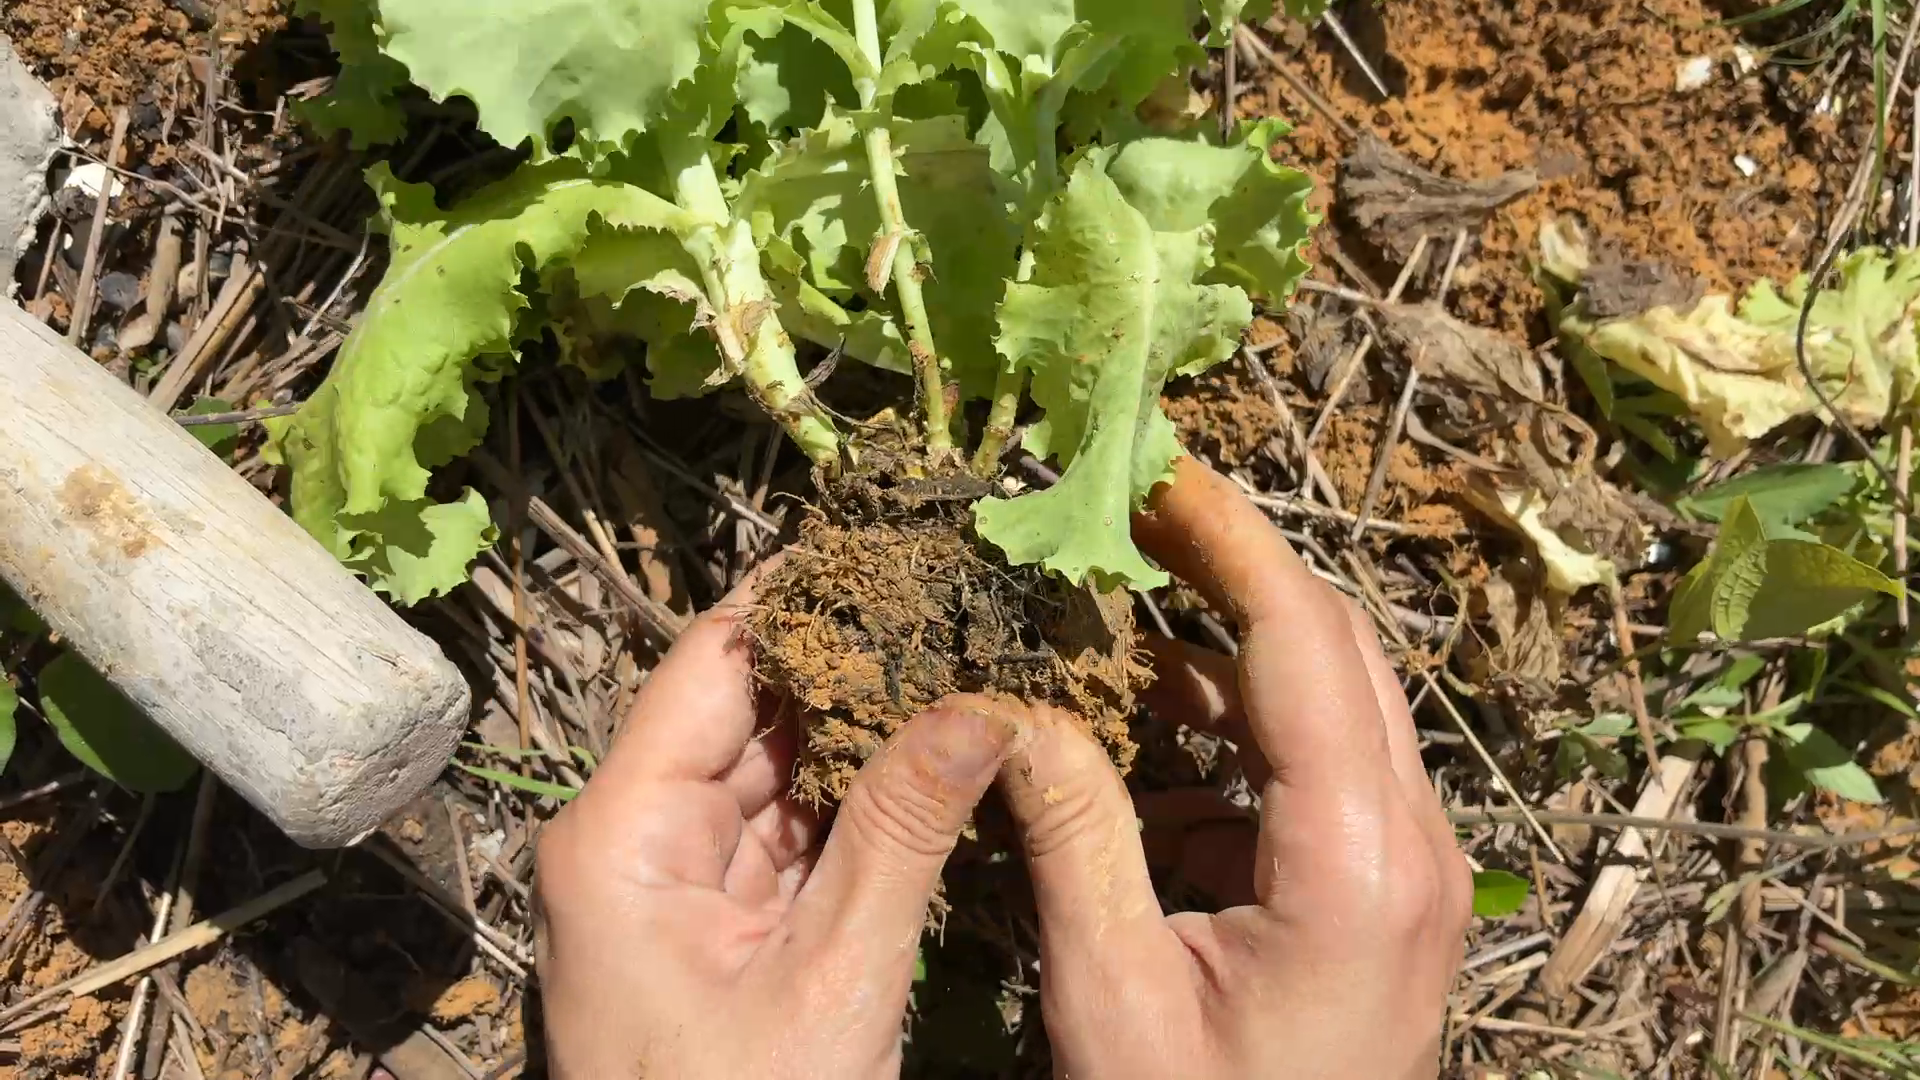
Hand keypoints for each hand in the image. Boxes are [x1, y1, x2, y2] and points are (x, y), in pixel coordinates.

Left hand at [533, 569, 1024, 1077]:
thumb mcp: (834, 977)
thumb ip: (904, 829)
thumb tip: (983, 706)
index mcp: (627, 829)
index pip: (709, 665)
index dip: (785, 599)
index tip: (859, 547)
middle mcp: (646, 828)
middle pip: (747, 704)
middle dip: (838, 655)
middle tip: (925, 599)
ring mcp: (688, 864)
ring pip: (778, 756)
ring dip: (854, 716)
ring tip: (937, 654)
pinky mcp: (729, 899)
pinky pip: (796, 811)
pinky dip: (856, 779)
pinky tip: (918, 742)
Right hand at [996, 456, 1471, 1079]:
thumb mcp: (1111, 996)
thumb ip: (1070, 834)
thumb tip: (1016, 709)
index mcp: (1358, 862)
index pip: (1301, 638)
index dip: (1231, 537)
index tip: (1164, 471)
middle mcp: (1410, 838)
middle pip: (1328, 639)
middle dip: (1231, 558)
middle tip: (1137, 511)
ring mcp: (1407, 853)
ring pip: (1319, 684)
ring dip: (1224, 631)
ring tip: (1127, 600)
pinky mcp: (1376, 869)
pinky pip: (1303, 745)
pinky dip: (1226, 706)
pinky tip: (1150, 715)